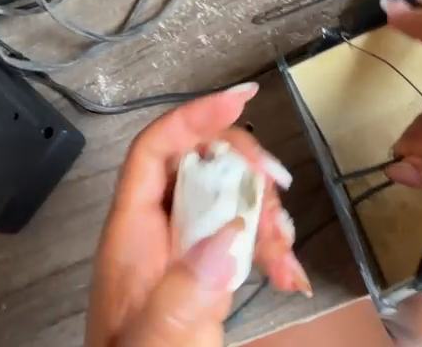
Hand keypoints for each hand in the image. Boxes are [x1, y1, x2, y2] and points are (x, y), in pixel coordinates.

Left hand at [85, 84, 311, 346]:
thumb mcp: (155, 344)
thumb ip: (183, 295)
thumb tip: (228, 234)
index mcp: (131, 234)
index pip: (155, 150)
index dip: (193, 117)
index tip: (240, 99)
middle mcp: (157, 231)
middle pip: (201, 164)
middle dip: (246, 169)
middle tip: (278, 190)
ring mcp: (183, 251)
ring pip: (228, 197)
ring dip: (265, 213)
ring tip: (285, 253)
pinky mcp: (206, 273)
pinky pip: (242, 237)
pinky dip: (270, 248)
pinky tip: (289, 274)